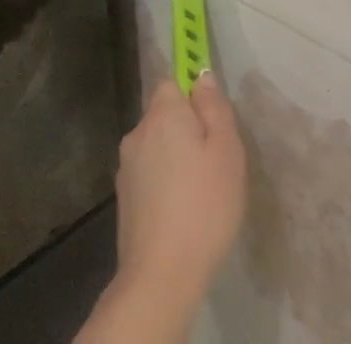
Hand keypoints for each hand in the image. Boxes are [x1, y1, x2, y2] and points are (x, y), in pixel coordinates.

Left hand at [114, 74, 246, 299]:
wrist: (162, 273)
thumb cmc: (205, 205)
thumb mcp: (227, 151)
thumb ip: (214, 108)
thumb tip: (201, 77)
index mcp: (162, 115)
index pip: (172, 82)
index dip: (193, 92)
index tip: (213, 117)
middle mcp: (137, 133)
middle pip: (164, 114)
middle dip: (188, 127)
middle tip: (217, 159)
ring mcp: (126, 166)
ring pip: (157, 145)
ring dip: (176, 156)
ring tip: (202, 189)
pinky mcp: (124, 196)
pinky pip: (150, 172)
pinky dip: (165, 181)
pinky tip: (182, 208)